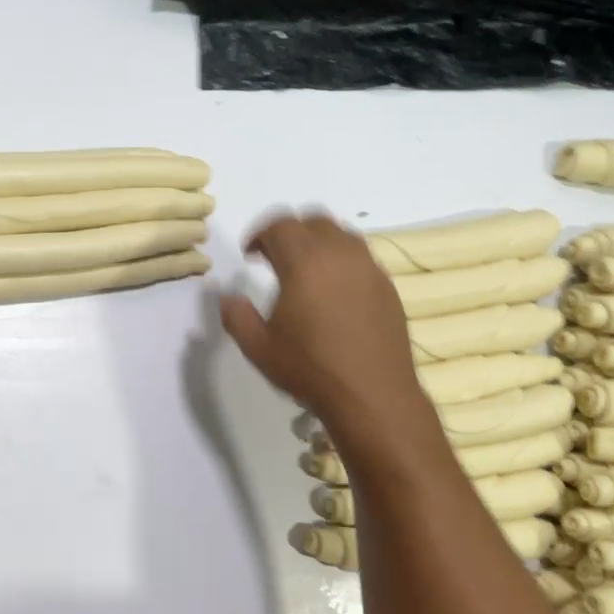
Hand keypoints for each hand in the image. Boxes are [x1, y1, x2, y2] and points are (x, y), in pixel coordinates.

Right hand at [219, 212, 425, 427]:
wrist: (370, 392)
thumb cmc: (309, 369)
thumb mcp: (258, 348)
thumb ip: (236, 316)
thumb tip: (227, 297)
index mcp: (305, 263)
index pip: (281, 226)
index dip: (260, 234)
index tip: (249, 255)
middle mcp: (341, 255)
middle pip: (314, 221)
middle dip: (290, 232)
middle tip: (273, 257)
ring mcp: (369, 268)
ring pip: (342, 234)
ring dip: (318, 243)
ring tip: (303, 272)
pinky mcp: (386, 286)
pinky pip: (360, 257)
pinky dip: (340, 261)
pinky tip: (330, 293)